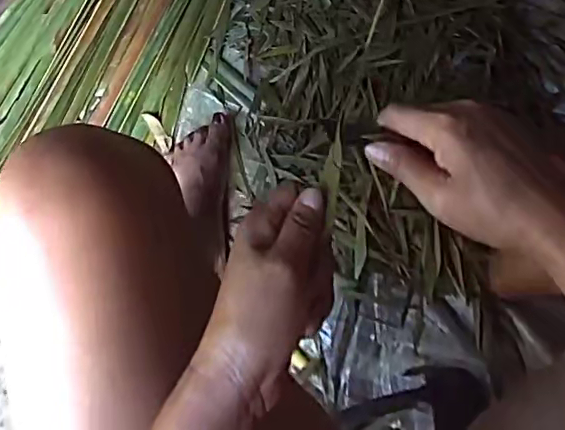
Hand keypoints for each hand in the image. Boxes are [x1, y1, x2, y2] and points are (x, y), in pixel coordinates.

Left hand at [189, 183, 332, 419]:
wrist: (244, 376)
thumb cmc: (259, 314)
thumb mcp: (285, 264)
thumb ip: (303, 227)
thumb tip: (316, 189)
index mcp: (260, 225)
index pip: (294, 196)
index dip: (313, 209)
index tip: (320, 233)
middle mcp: (270, 243)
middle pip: (313, 232)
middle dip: (318, 260)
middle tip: (306, 279)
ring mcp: (279, 273)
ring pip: (318, 265)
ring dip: (317, 289)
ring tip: (301, 308)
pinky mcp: (288, 299)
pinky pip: (314, 291)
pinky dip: (313, 308)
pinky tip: (301, 324)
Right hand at [365, 101, 564, 255]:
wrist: (557, 219)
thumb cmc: (492, 214)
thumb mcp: (440, 199)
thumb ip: (404, 167)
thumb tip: (373, 146)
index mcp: (443, 124)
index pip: (396, 114)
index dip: (383, 131)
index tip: (385, 155)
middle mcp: (465, 107)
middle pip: (422, 113)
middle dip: (413, 136)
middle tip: (420, 173)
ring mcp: (491, 111)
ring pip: (447, 115)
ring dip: (439, 136)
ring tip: (450, 172)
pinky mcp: (510, 120)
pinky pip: (472, 120)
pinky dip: (464, 136)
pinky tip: (478, 167)